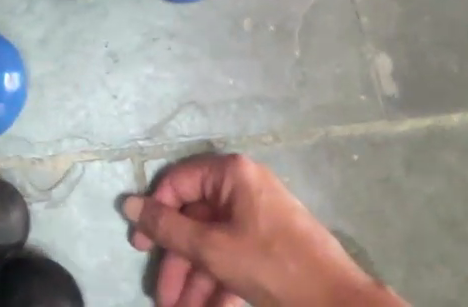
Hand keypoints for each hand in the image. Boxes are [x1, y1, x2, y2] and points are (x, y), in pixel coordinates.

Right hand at [121, 153, 402, 306]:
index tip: (140, 246)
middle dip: (176, 262)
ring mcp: (259, 216)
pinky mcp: (271, 246)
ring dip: (194, 280)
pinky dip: (218, 284)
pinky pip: (233, 257)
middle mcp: (243, 187)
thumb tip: (128, 204)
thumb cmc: (272, 264)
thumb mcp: (212, 248)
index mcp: (231, 174)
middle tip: (162, 295)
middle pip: (195, 219)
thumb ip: (167, 227)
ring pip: (213, 243)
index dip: (156, 214)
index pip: (178, 183)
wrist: (340, 305)